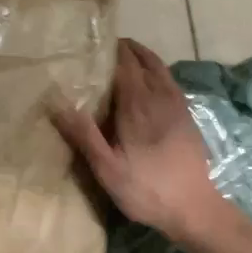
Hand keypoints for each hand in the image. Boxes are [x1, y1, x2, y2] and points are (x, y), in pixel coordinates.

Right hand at [52, 38, 235, 241]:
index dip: (105, 50)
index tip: (85, 44)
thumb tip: (56, 103)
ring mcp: (176, 103)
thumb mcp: (107, 169)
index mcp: (137, 104)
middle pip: (140, 59)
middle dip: (120, 49)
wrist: (195, 208)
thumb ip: (83, 134)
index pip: (122, 62)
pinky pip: (168, 79)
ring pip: (157, 66)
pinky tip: (144, 80)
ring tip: (118, 55)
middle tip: (96, 49)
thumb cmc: (146, 189)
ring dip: (138, 55)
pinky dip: (153, 69)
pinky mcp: (186, 114)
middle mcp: (159, 95)